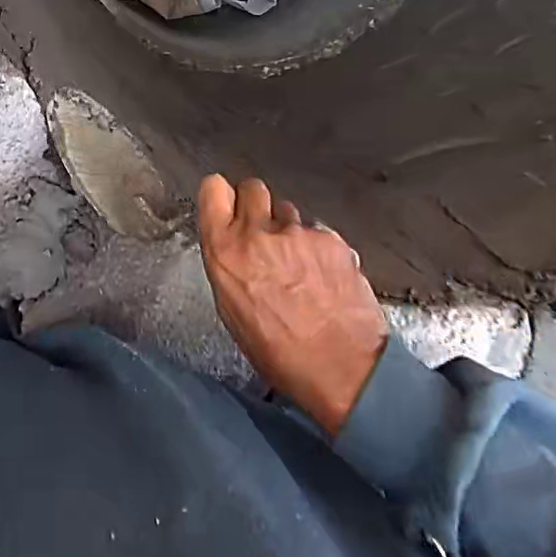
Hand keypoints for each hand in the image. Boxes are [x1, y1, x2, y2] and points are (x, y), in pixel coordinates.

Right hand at [197, 174, 387, 434]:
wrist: (342, 369)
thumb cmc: (279, 352)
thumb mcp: (231, 310)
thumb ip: (228, 264)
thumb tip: (232, 246)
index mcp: (224, 250)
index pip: (212, 188)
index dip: (221, 196)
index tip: (227, 207)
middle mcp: (258, 232)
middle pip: (252, 187)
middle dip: (256, 205)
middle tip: (263, 232)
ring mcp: (298, 232)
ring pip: (287, 210)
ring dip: (288, 229)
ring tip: (298, 266)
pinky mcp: (331, 238)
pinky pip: (317, 231)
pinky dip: (318, 248)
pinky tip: (323, 277)